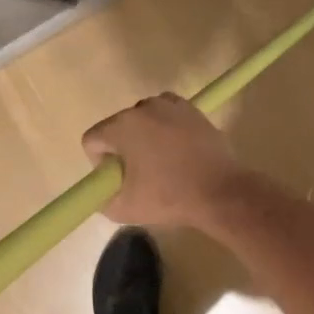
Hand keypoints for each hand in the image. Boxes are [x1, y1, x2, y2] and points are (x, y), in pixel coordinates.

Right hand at [82, 93, 247, 226]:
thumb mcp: (122, 208)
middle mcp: (145, 107)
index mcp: (123, 126)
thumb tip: (103, 188)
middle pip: (118, 126)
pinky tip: (178, 150)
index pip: (93, 139)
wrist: (220, 190)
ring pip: (143, 119)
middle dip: (123, 148)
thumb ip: (101, 197)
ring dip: (145, 136)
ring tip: (161, 162)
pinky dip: (166, 128)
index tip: (118, 179)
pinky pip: (167, 115)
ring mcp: (172, 104)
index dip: (100, 162)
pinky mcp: (193, 109)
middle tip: (140, 174)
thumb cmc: (169, 197)